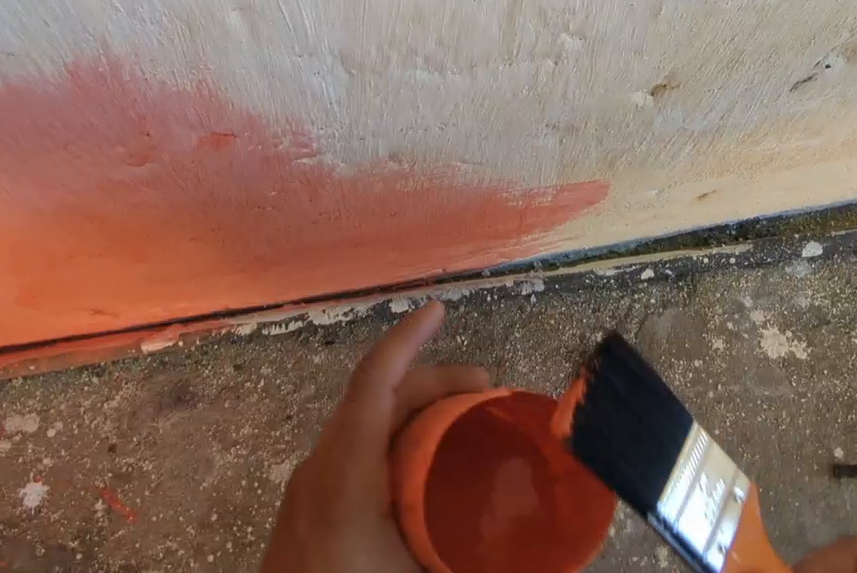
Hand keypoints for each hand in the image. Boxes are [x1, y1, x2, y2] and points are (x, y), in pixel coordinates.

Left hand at [260, 301, 490, 572]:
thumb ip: (478, 559)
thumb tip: (547, 564)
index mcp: (346, 477)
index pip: (376, 383)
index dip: (408, 338)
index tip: (439, 308)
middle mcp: (322, 466)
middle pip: (377, 395)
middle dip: (433, 377)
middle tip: (486, 392)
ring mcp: (310, 483)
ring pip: (364, 417)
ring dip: (413, 404)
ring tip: (461, 419)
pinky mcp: (308, 502)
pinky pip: (355, 443)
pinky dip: (393, 432)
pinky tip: (420, 460)